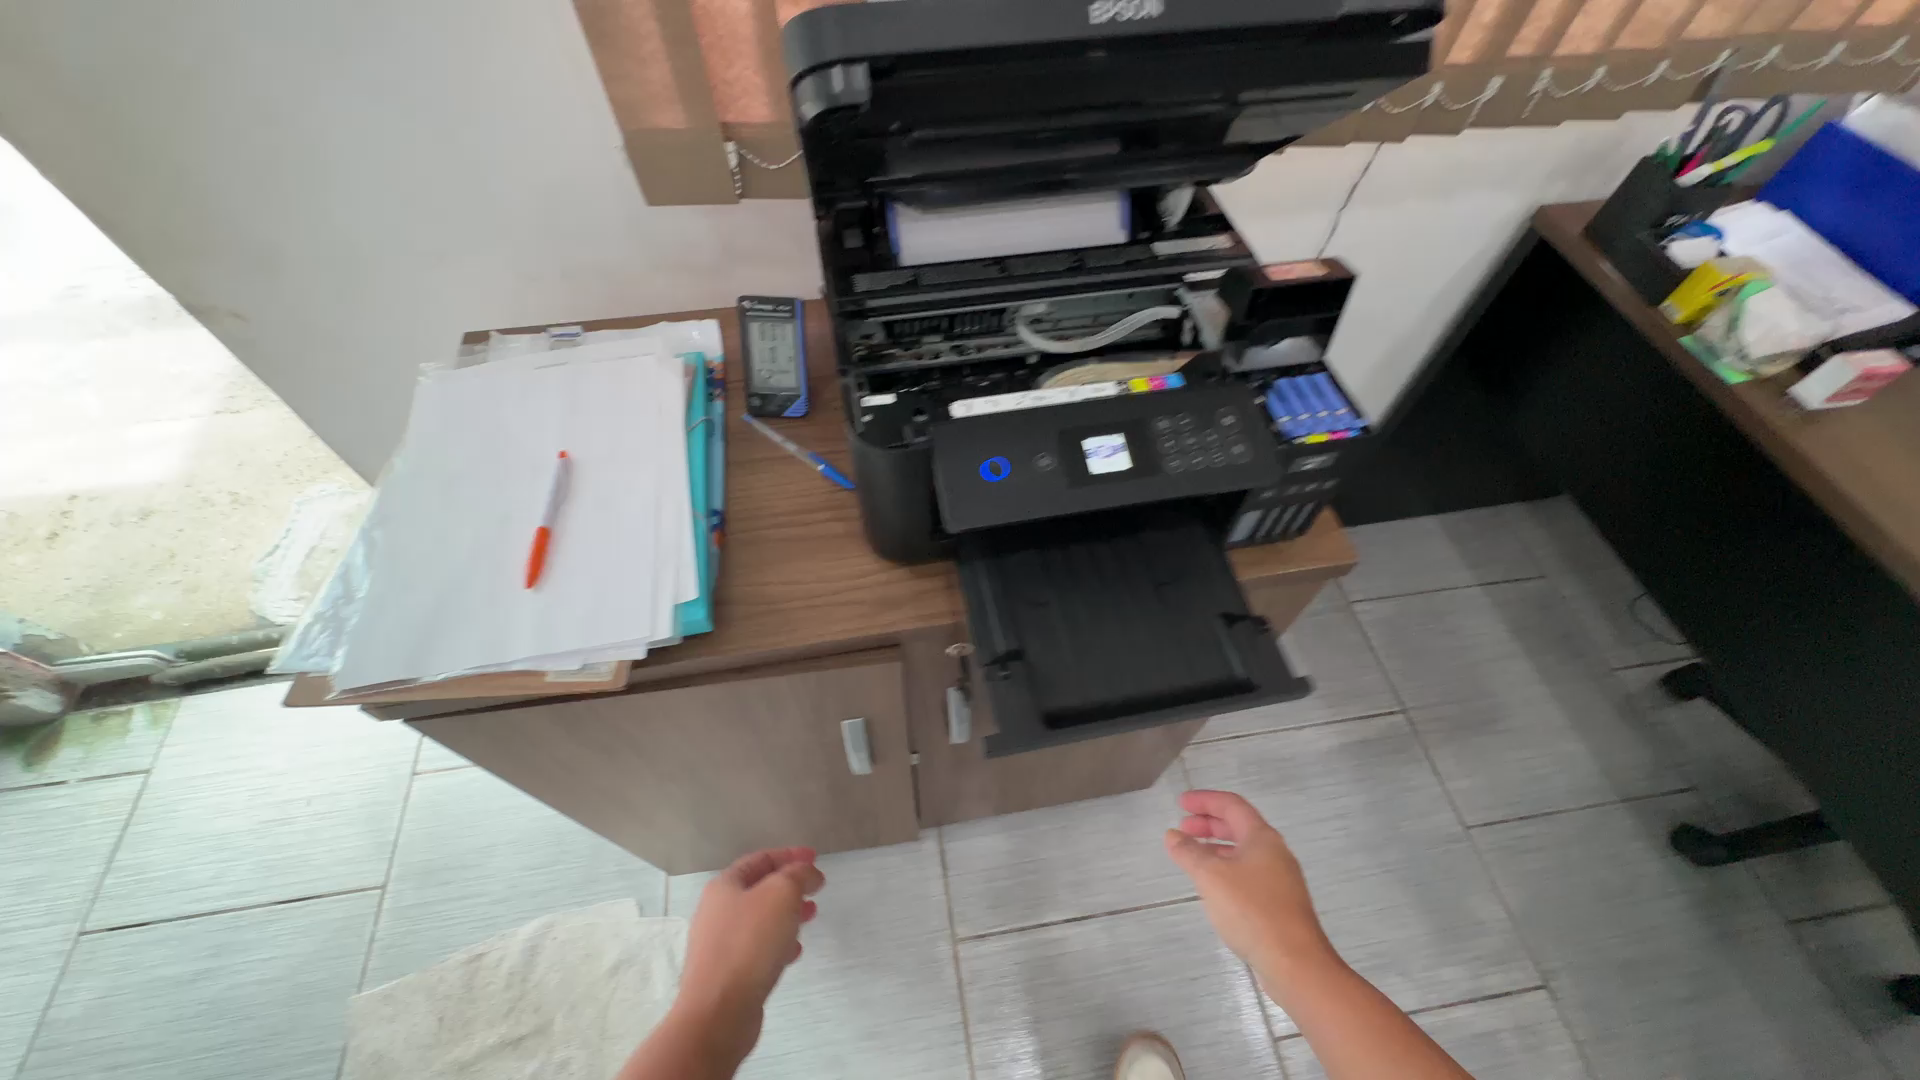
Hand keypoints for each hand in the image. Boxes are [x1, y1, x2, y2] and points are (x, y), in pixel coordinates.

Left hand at [678, 847, 824, 1033]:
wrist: (717, 1012)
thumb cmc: (749, 943)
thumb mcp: (781, 894)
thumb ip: (798, 875)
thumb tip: (809, 873)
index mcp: (725, 886)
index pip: (761, 859)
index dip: (790, 855)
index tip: (816, 858)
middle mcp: (717, 912)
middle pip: (759, 889)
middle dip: (790, 886)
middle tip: (815, 889)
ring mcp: (719, 944)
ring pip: (760, 920)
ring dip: (787, 914)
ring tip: (810, 916)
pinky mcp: (726, 974)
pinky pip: (757, 949)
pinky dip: (778, 943)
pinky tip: (794, 952)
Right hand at [1164, 790, 1333, 974]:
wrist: (1296, 964)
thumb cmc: (1252, 911)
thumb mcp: (1211, 877)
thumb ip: (1189, 853)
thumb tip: (1173, 835)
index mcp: (1262, 838)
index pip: (1231, 805)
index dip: (1204, 800)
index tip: (1180, 803)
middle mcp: (1274, 854)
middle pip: (1239, 827)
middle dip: (1208, 824)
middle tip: (1182, 828)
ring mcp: (1279, 881)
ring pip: (1243, 853)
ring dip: (1215, 848)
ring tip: (1191, 856)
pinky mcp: (1279, 905)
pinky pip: (1247, 875)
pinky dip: (1226, 870)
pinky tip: (1212, 887)